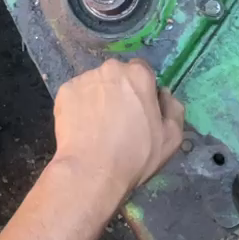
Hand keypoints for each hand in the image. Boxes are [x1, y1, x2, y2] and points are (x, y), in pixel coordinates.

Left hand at [49, 59, 185, 203]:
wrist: (91, 171)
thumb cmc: (135, 155)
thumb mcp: (171, 138)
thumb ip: (173, 108)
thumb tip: (164, 94)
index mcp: (138, 74)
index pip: (142, 71)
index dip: (142, 90)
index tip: (139, 110)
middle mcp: (110, 69)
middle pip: (118, 76)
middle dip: (119, 92)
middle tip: (118, 119)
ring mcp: (84, 78)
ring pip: (96, 84)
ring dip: (99, 98)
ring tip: (98, 126)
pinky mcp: (65, 91)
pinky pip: (76, 95)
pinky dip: (79, 107)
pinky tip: (82, 128)